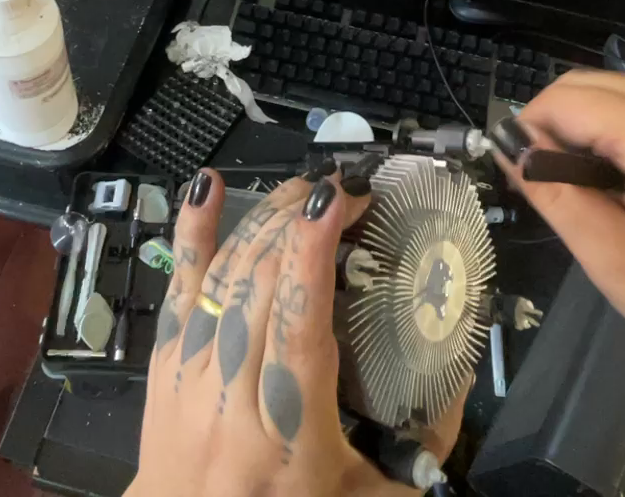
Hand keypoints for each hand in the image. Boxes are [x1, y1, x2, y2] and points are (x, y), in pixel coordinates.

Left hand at [129, 168, 464, 496]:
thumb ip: (423, 439)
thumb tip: (458, 366)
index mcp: (287, 430)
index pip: (296, 324)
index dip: (312, 251)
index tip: (337, 200)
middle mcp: (231, 393)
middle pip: (262, 281)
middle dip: (300, 220)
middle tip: (341, 191)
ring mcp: (190, 369)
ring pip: (228, 271)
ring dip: (266, 219)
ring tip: (303, 189)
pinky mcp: (165, 356)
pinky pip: (181, 281)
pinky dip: (194, 228)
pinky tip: (206, 184)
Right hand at [504, 70, 624, 496]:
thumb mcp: (616, 260)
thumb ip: (555, 194)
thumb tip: (509, 148)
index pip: (566, 98)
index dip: (529, 130)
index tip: (523, 181)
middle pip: (590, 86)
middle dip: (554, 126)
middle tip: (552, 191)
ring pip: (615, 95)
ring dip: (584, 131)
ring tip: (589, 196)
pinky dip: (615, 136)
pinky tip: (623, 188)